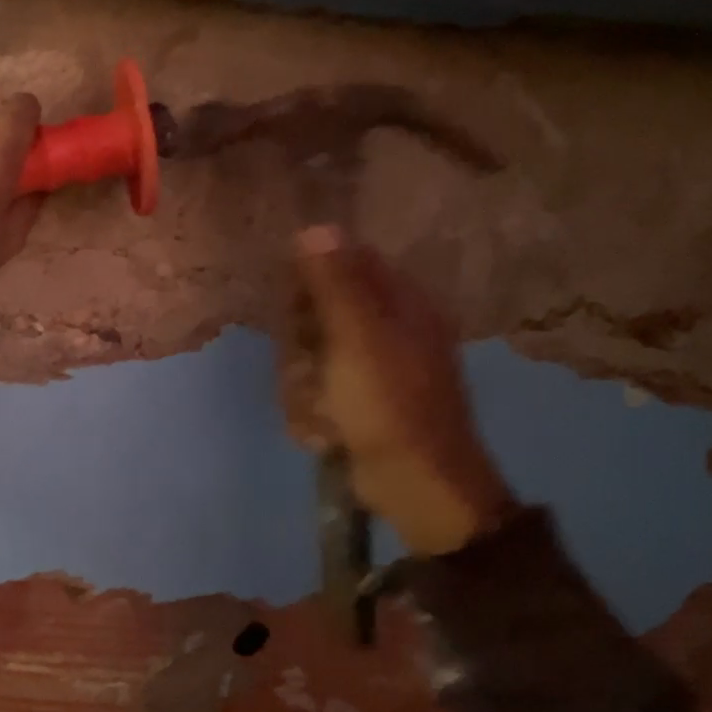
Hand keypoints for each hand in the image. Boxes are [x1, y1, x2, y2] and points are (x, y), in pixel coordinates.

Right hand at [288, 226, 517, 554]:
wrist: (417, 485)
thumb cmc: (390, 405)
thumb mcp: (357, 339)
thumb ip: (335, 284)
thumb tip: (314, 226)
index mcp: (402, 305)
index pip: (343, 262)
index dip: (309, 280)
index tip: (294, 308)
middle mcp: (389, 329)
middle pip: (315, 310)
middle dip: (298, 343)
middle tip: (307, 367)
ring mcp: (372, 368)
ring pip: (306, 353)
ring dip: (299, 382)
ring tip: (316, 407)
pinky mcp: (357, 400)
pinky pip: (311, 387)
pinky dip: (308, 408)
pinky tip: (320, 428)